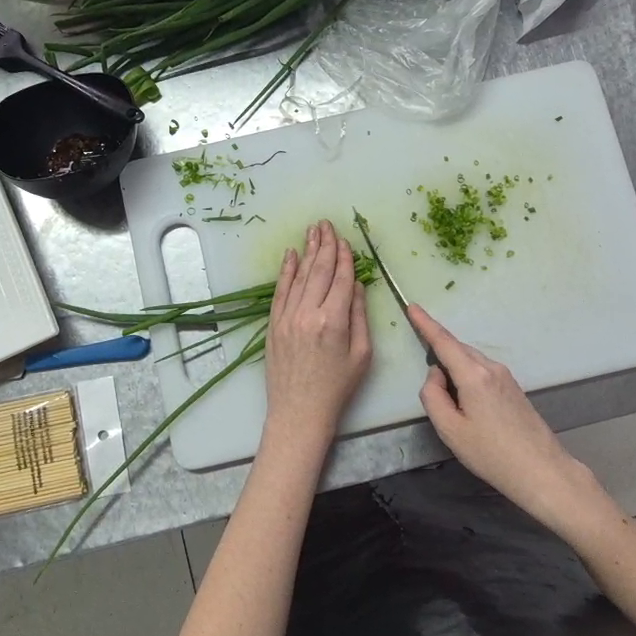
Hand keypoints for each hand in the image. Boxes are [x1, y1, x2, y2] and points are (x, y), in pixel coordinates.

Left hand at [263, 220, 371, 446]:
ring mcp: (288, 318)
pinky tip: (291, 254)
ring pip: (300, 277)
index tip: (346, 240)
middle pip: (320, 271)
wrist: (299, 411)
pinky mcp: (274, 325)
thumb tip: (358, 287)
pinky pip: (280, 291)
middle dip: (325, 245)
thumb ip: (360, 317)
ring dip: (307, 251)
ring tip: (313, 230)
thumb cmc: (337, 388)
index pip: (342, 280)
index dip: (345, 257)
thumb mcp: (361, 355)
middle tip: (327, 224)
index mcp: (335, 321)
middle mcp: (309, 314)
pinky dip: (286, 271)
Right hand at [410, 304, 602, 522]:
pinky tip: (467, 406)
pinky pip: (482, 372)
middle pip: (458, 350)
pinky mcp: (513, 389)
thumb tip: (436, 375)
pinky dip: (467, 378)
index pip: (444, 341)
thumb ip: (433, 396)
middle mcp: (492, 368)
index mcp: (474, 375)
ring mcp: (506, 377)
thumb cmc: (491, 453)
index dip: (425, 324)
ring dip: (454, 371)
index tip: (412, 306)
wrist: (541, 471)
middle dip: (439, 355)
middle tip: (430, 386)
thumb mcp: (450, 429)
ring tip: (451, 406)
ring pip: (471, 362)